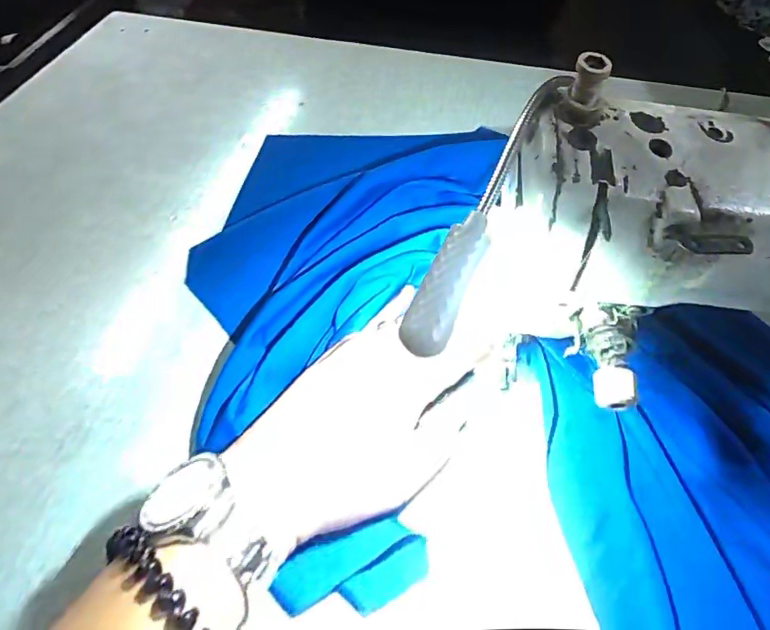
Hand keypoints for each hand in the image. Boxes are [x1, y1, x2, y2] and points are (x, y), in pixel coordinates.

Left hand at [218, 288, 484, 552]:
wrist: (261, 485)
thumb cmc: (343, 483)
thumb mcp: (406, 475)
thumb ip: (444, 437)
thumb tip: (466, 408)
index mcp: (414, 382)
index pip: (463, 351)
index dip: (489, 338)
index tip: (508, 326)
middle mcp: (390, 355)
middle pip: (439, 324)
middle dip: (468, 311)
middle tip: (489, 298)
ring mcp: (359, 351)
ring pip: (407, 316)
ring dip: (436, 302)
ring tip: (455, 285)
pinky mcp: (334, 356)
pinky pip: (375, 321)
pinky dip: (396, 308)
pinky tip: (406, 296)